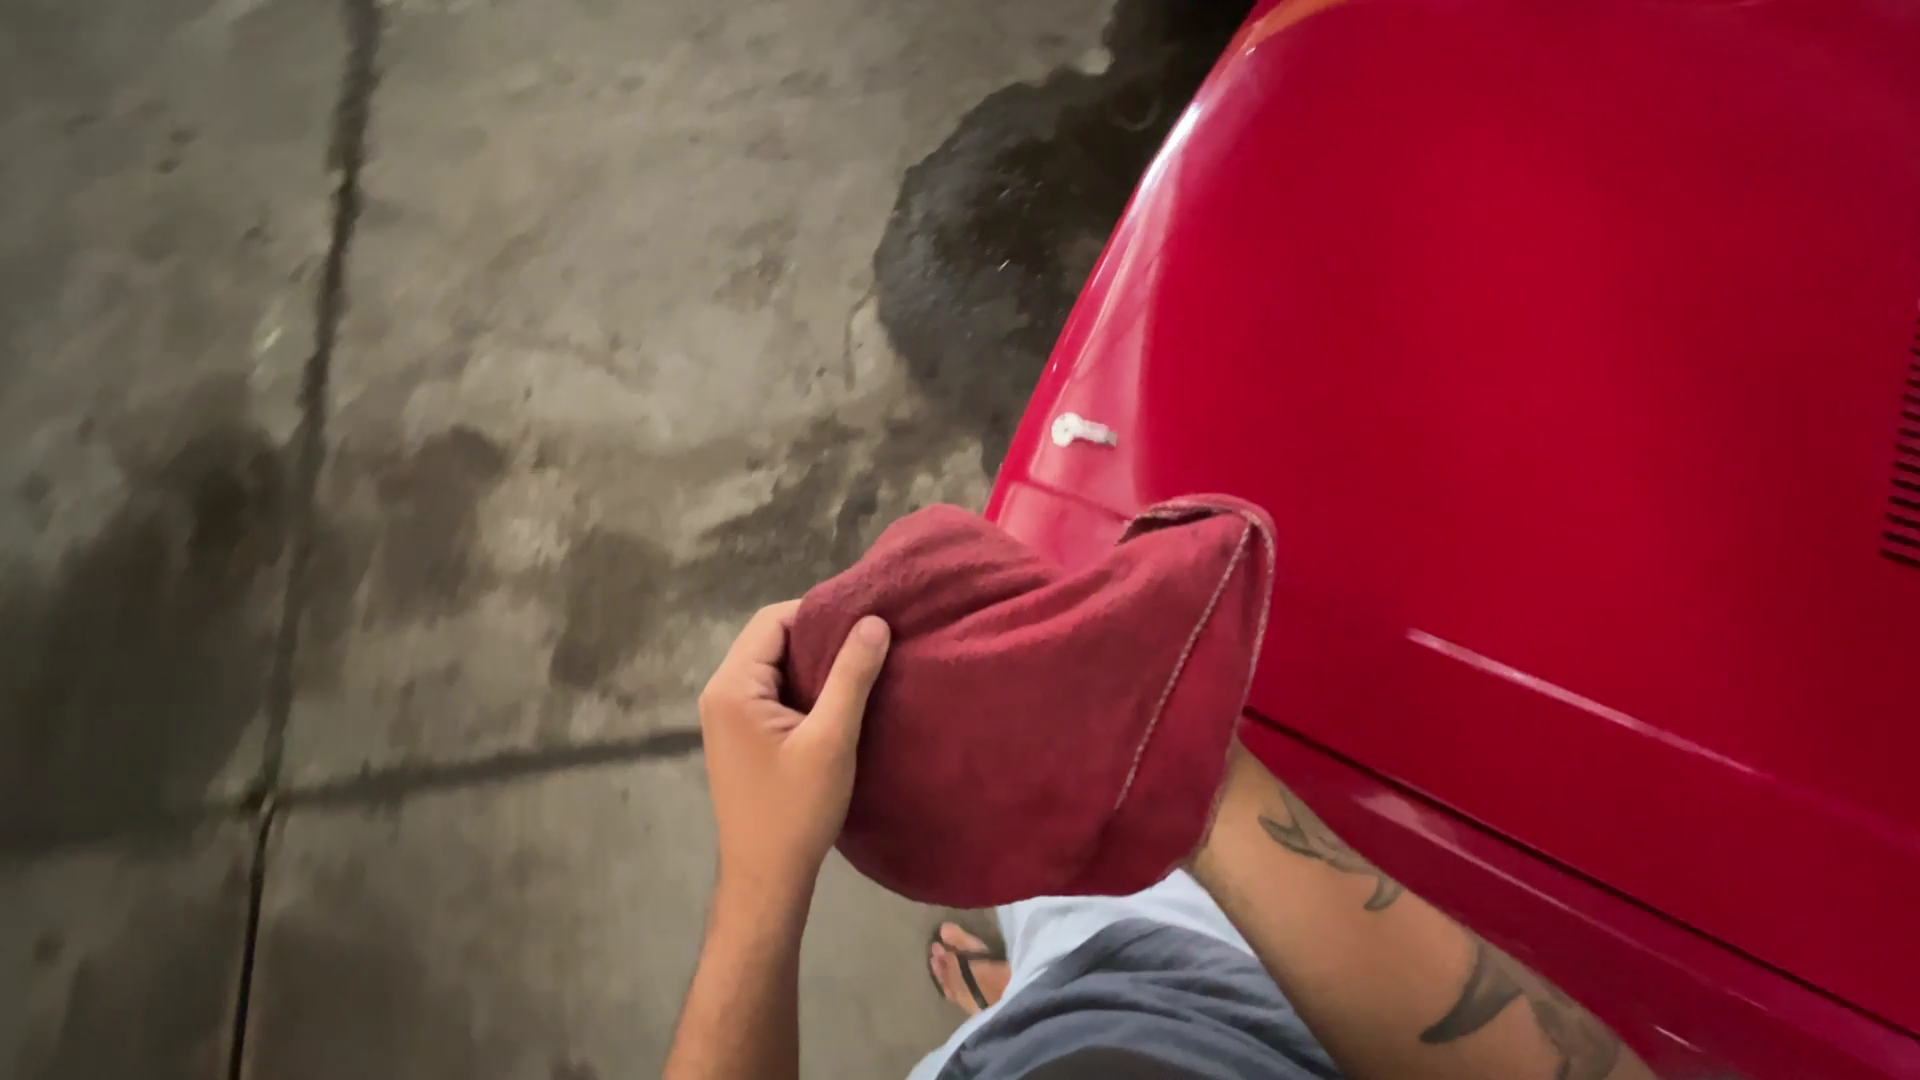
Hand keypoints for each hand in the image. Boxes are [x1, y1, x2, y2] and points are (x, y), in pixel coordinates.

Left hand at [698, 601, 890, 907]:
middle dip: (819, 636)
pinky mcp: (739, 734)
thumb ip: (852, 675)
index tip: (864, 622)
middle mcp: (721, 692)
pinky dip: (804, 686)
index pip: (773, 620)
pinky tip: (837, 697)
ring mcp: (726, 715)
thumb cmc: (796, 808)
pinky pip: (772, 690)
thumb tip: (874, 621)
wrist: (767, 878)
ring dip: (814, 662)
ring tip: (860, 666)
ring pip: (774, 665)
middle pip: (770, 639)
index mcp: (733, 686)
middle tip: (868, 642)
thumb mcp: (832, 738)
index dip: (819, 613)